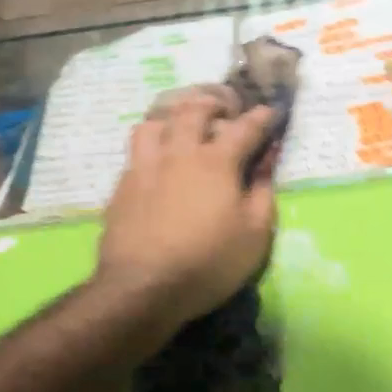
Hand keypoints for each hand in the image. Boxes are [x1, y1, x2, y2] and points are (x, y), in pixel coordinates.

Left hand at [95, 96, 278, 336]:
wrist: (141, 289)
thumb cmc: (208, 262)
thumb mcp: (255, 235)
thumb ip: (263, 193)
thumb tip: (265, 166)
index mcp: (216, 162)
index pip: (244, 128)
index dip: (260, 117)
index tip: (270, 110)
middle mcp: (179, 154)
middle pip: (193, 111)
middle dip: (213, 103)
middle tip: (224, 109)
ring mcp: (145, 167)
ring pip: (154, 123)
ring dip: (172, 118)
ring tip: (181, 128)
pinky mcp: (121, 187)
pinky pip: (135, 153)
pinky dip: (151, 148)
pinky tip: (156, 164)